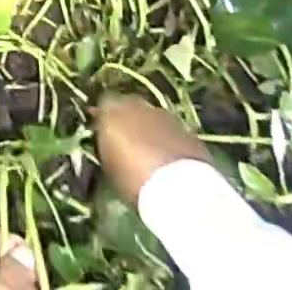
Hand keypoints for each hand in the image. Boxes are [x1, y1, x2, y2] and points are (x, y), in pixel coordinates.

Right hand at [94, 94, 211, 203]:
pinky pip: (172, 133)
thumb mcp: (107, 163)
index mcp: (111, 107)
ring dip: (151, 131)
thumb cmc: (133, 176)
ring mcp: (165, 115)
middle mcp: (137, 104)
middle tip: (129, 144)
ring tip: (152, 156)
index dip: (104, 120)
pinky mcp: (188, 131)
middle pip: (129, 108)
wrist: (180, 189)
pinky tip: (170, 163)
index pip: (102, 105)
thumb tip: (107, 141)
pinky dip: (170, 143)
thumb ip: (105, 144)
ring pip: (153, 119)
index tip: (105, 137)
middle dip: (129, 122)